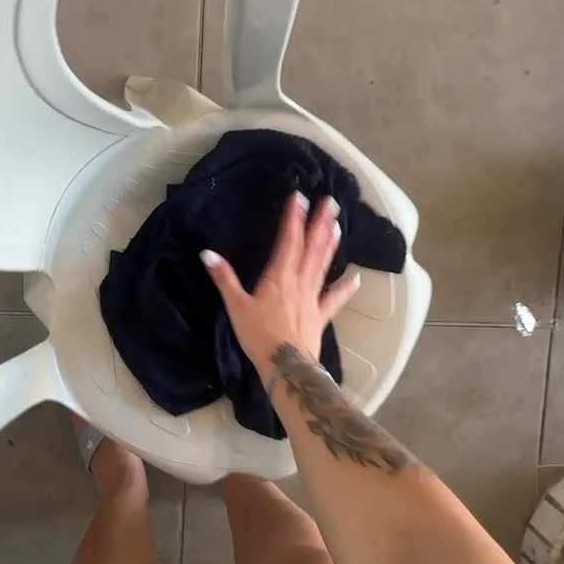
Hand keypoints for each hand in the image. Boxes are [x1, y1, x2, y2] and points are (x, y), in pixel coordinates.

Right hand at [200, 192, 362, 378]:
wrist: (286, 366)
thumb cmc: (258, 335)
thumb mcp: (236, 306)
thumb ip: (224, 278)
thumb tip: (207, 253)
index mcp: (279, 276)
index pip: (288, 240)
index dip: (294, 218)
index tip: (300, 197)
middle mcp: (299, 281)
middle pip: (311, 248)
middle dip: (320, 223)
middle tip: (331, 202)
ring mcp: (313, 298)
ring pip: (323, 266)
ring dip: (330, 244)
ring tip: (338, 225)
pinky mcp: (321, 315)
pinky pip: (335, 298)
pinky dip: (346, 288)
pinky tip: (356, 278)